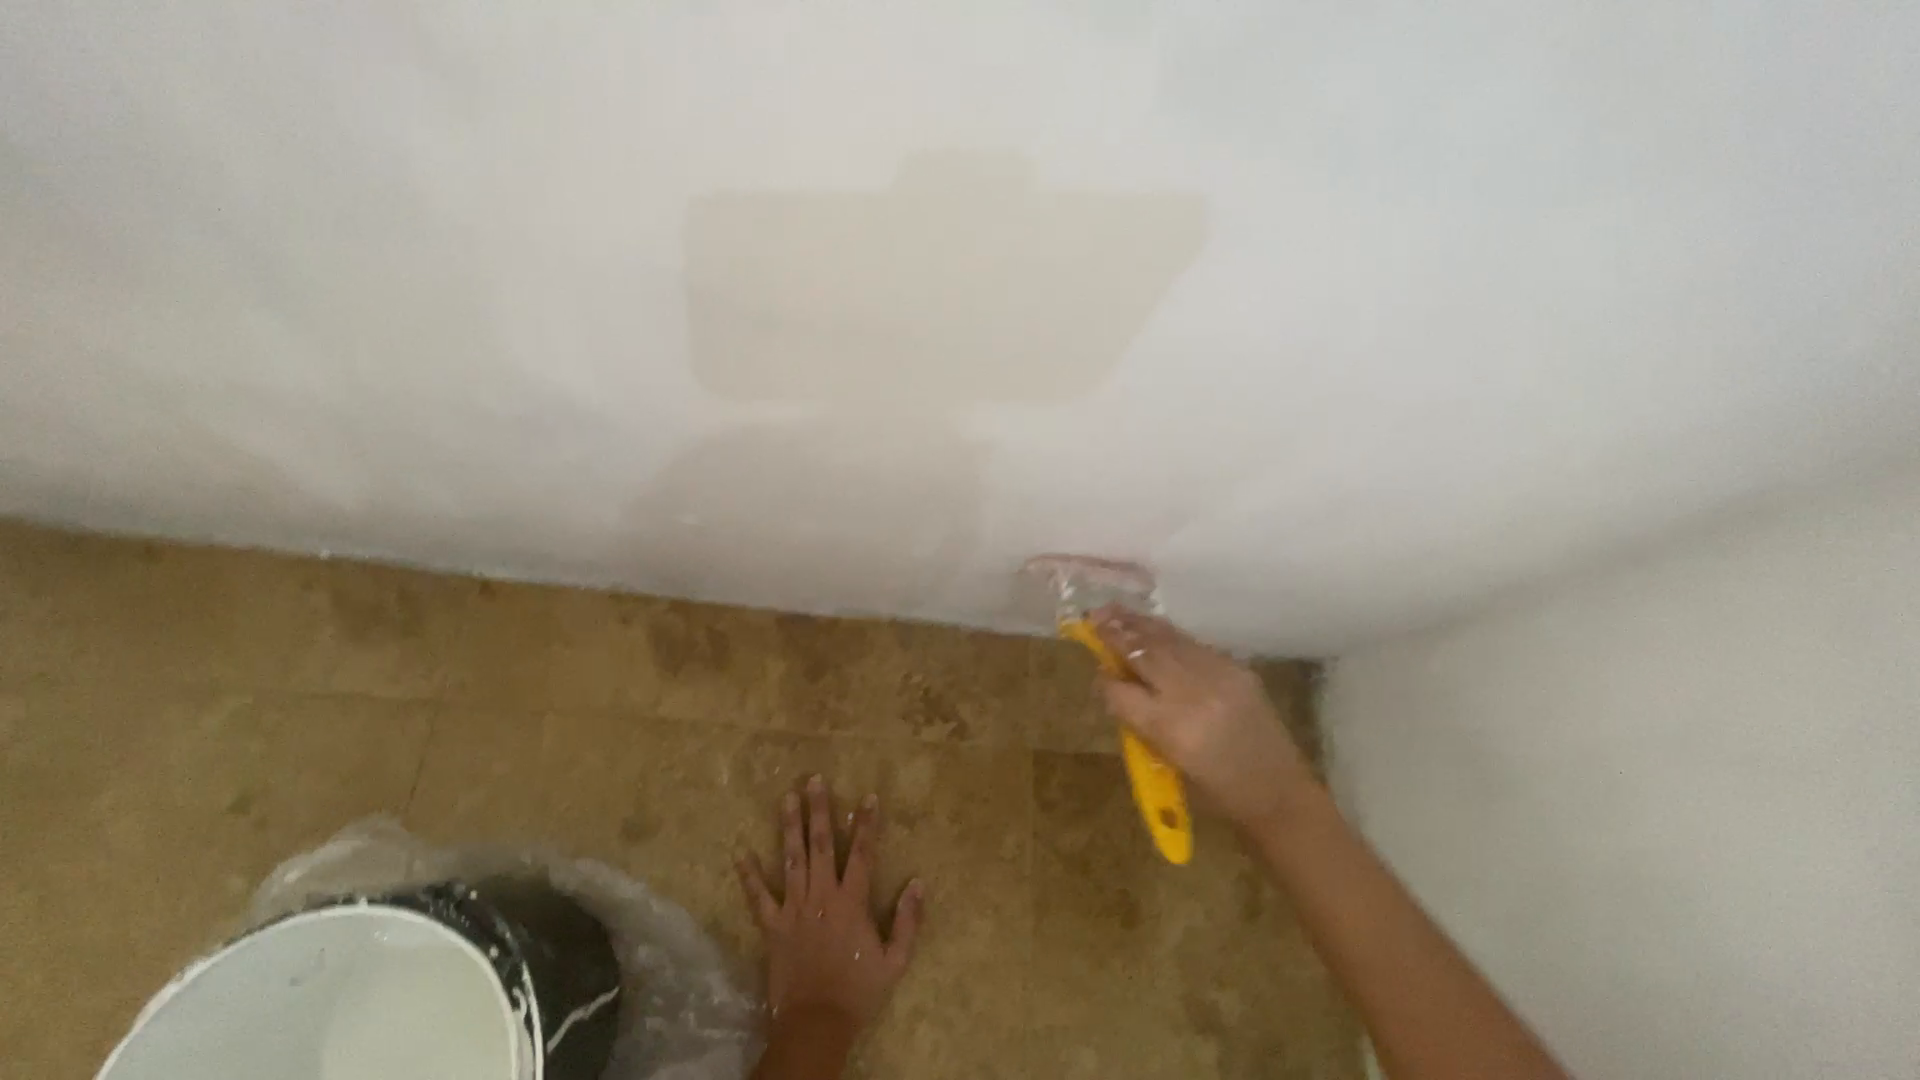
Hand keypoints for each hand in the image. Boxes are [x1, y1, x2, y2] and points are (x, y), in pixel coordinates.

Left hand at [735, 775, 923, 1034]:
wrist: (816, 1023)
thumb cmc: (858, 990)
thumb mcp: (895, 961)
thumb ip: (907, 920)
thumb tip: (918, 882)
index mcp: (851, 902)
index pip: (861, 854)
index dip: (866, 824)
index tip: (867, 797)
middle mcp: (821, 896)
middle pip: (820, 846)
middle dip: (819, 811)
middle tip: (814, 780)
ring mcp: (794, 909)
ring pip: (791, 860)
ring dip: (789, 827)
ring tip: (786, 798)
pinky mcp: (772, 926)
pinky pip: (759, 897)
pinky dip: (749, 875)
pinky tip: (740, 852)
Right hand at [1093, 605, 1319, 830]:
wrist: (1279, 792)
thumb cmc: (1217, 791)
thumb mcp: (1168, 762)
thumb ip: (1140, 720)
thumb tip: (1116, 684)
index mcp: (1171, 729)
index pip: (1123, 693)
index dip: (1106, 680)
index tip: (1096, 670)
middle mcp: (1193, 696)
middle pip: (1146, 655)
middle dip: (1117, 634)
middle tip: (1095, 616)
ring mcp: (1219, 677)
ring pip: (1170, 641)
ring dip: (1141, 625)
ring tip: (1116, 612)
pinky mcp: (1237, 669)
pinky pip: (1195, 646)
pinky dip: (1170, 636)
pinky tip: (1155, 629)